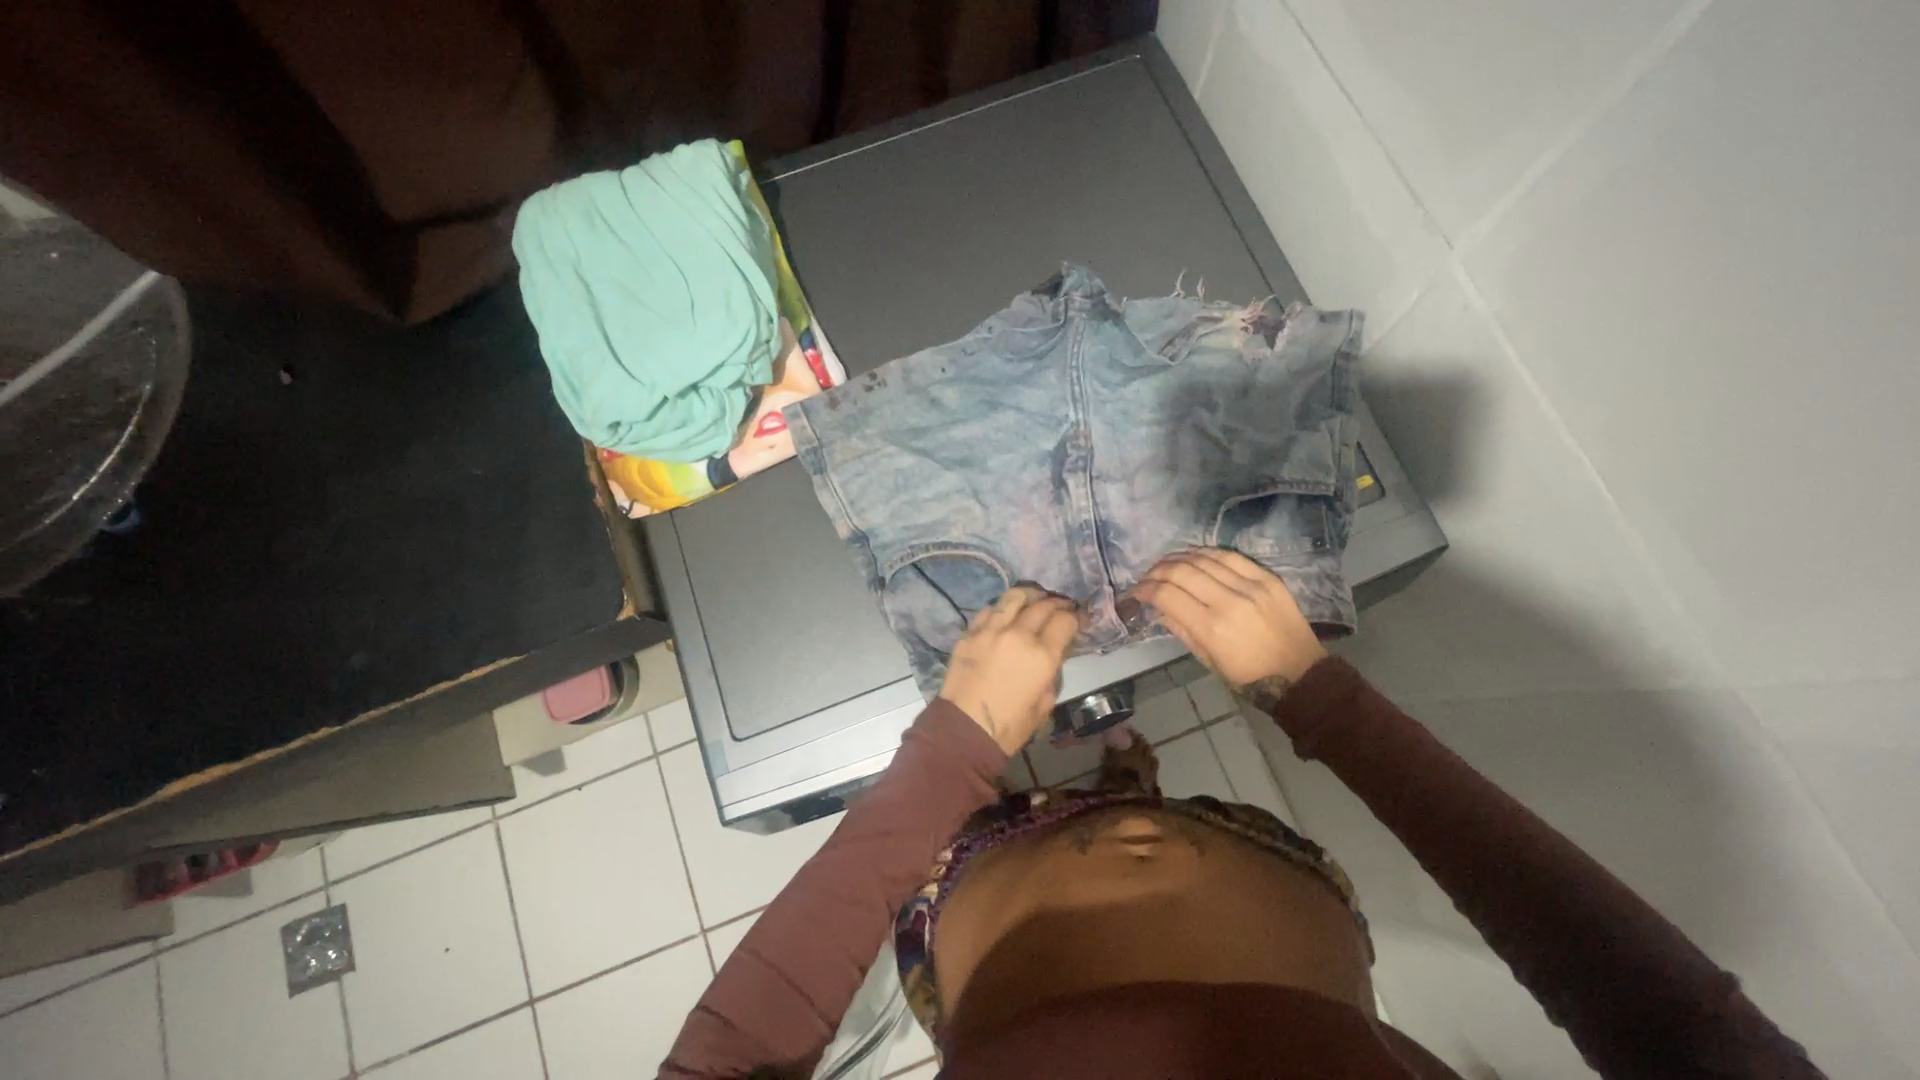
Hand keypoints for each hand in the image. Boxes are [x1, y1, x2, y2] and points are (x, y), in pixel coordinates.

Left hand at [939, 585, 1080, 754]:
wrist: (964, 730)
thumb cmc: (1011, 726)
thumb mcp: (1046, 702)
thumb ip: (1054, 670)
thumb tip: (1055, 651)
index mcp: (1042, 655)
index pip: (1065, 620)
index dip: (1077, 617)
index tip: (1079, 618)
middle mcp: (1018, 635)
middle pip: (1043, 604)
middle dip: (1058, 603)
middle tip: (1062, 607)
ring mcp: (990, 630)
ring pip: (1014, 597)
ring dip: (1031, 595)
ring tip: (1036, 599)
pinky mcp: (969, 633)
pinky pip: (989, 609)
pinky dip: (1003, 607)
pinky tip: (1007, 613)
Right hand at [1131, 548, 1326, 687]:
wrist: (1300, 675)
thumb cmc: (1248, 677)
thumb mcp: (1208, 661)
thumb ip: (1181, 630)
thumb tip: (1158, 609)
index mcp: (1211, 628)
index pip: (1166, 595)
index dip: (1144, 590)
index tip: (1135, 592)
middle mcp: (1228, 601)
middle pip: (1181, 572)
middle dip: (1157, 571)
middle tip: (1147, 577)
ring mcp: (1251, 586)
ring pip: (1204, 559)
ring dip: (1179, 558)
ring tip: (1166, 564)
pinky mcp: (1268, 578)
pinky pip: (1230, 556)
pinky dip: (1207, 553)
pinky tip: (1195, 556)